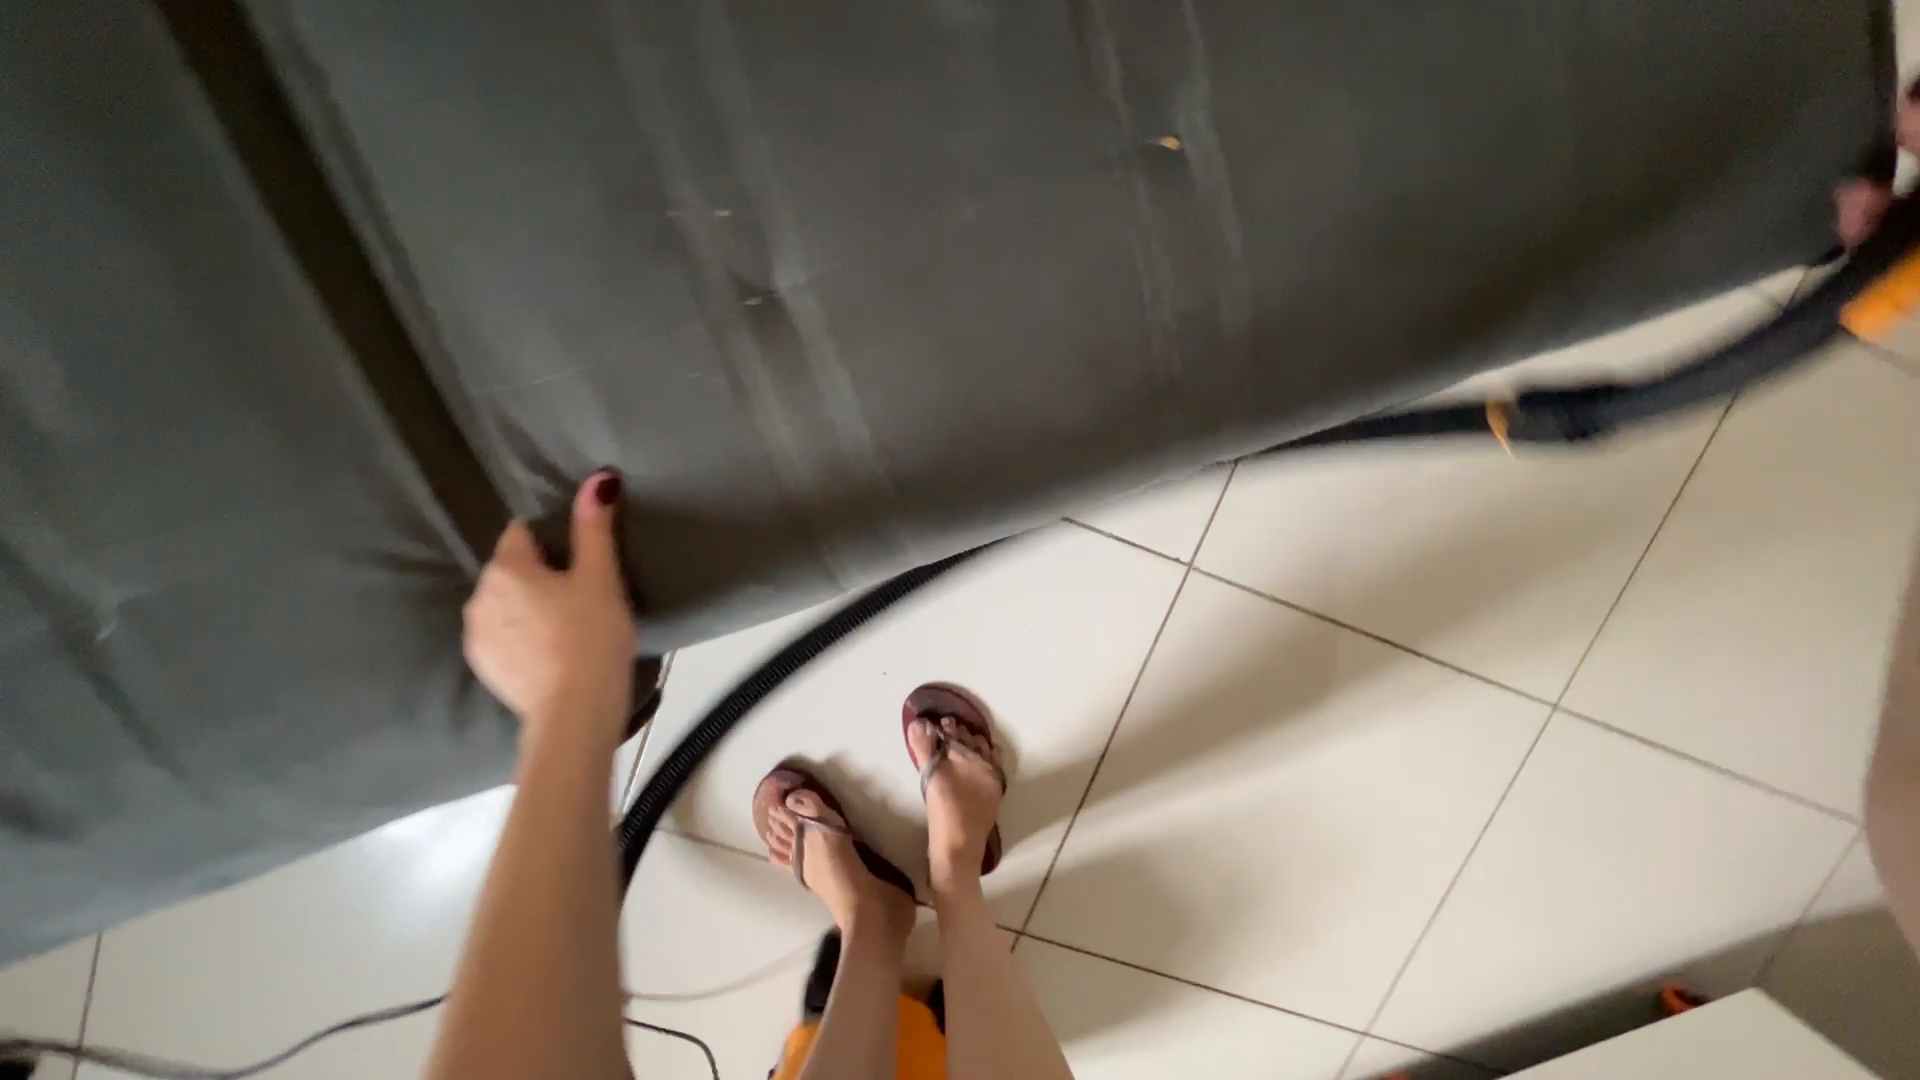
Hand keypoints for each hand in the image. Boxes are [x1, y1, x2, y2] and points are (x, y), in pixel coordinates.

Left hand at [463, 470, 636, 747]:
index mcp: (507, 568)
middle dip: (540, 575)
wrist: (574, 710)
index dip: (554, 541)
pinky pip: (503, 636)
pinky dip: (522, 637)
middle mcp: (479, 596)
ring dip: (529, 607)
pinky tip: (552, 652)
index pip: (523, 532)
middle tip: (583, 594)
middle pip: (512, 570)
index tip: (581, 560)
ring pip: (505, 605)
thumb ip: (594, 528)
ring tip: (569, 626)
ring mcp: (476, 635)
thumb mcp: (601, 578)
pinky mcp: (483, 667)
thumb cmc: (592, 635)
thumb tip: (598, 479)